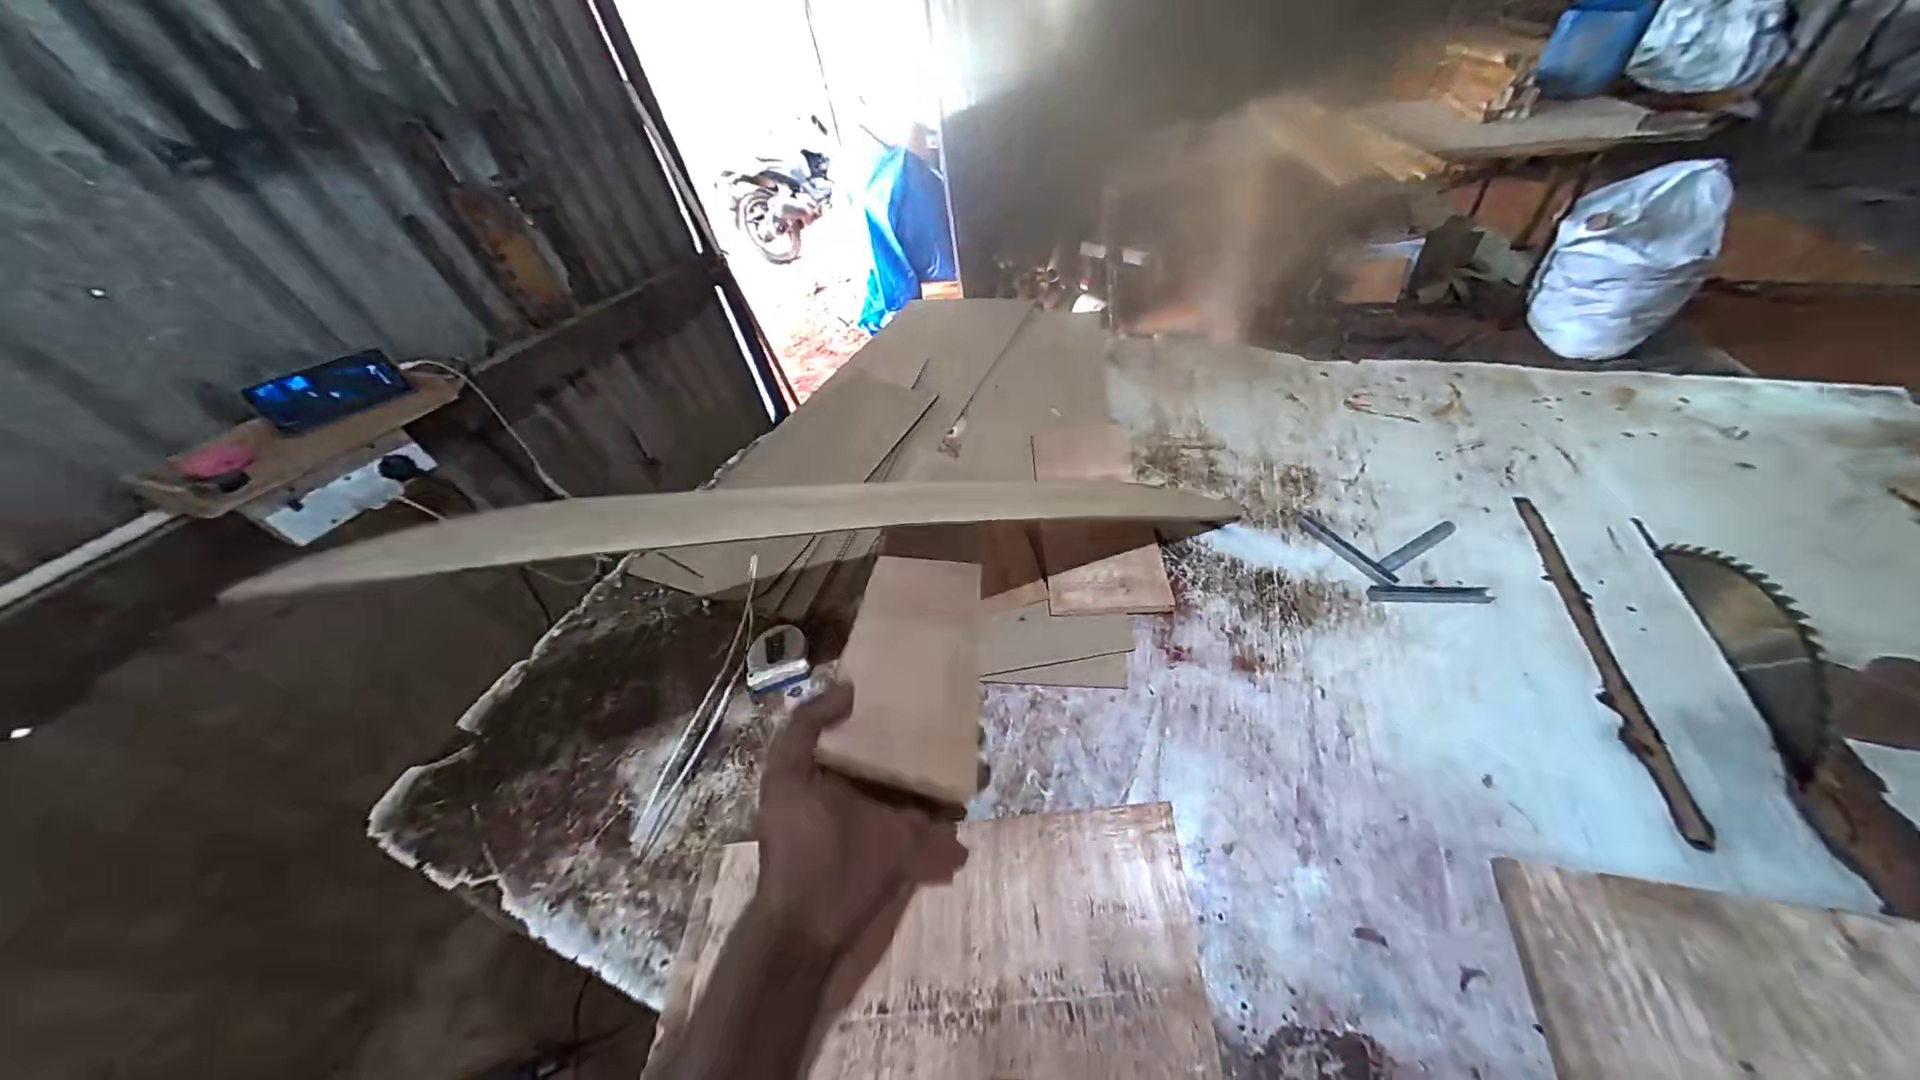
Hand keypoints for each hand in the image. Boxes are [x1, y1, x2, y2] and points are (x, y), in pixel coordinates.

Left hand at [753, 682, 960, 957]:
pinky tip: (976, 774)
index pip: (862, 722)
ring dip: (948, 753)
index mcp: (836, 762)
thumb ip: (805, 727)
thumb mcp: (784, 776)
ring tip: (974, 732)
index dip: (881, 699)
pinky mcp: (914, 831)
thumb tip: (848, 688)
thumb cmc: (794, 840)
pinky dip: (959, 791)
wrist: (810, 915)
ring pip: (925, 769)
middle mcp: (867, 778)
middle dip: (923, 723)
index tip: (906, 673)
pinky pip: (940, 805)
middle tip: (952, 699)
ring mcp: (893, 805)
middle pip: (899, 742)